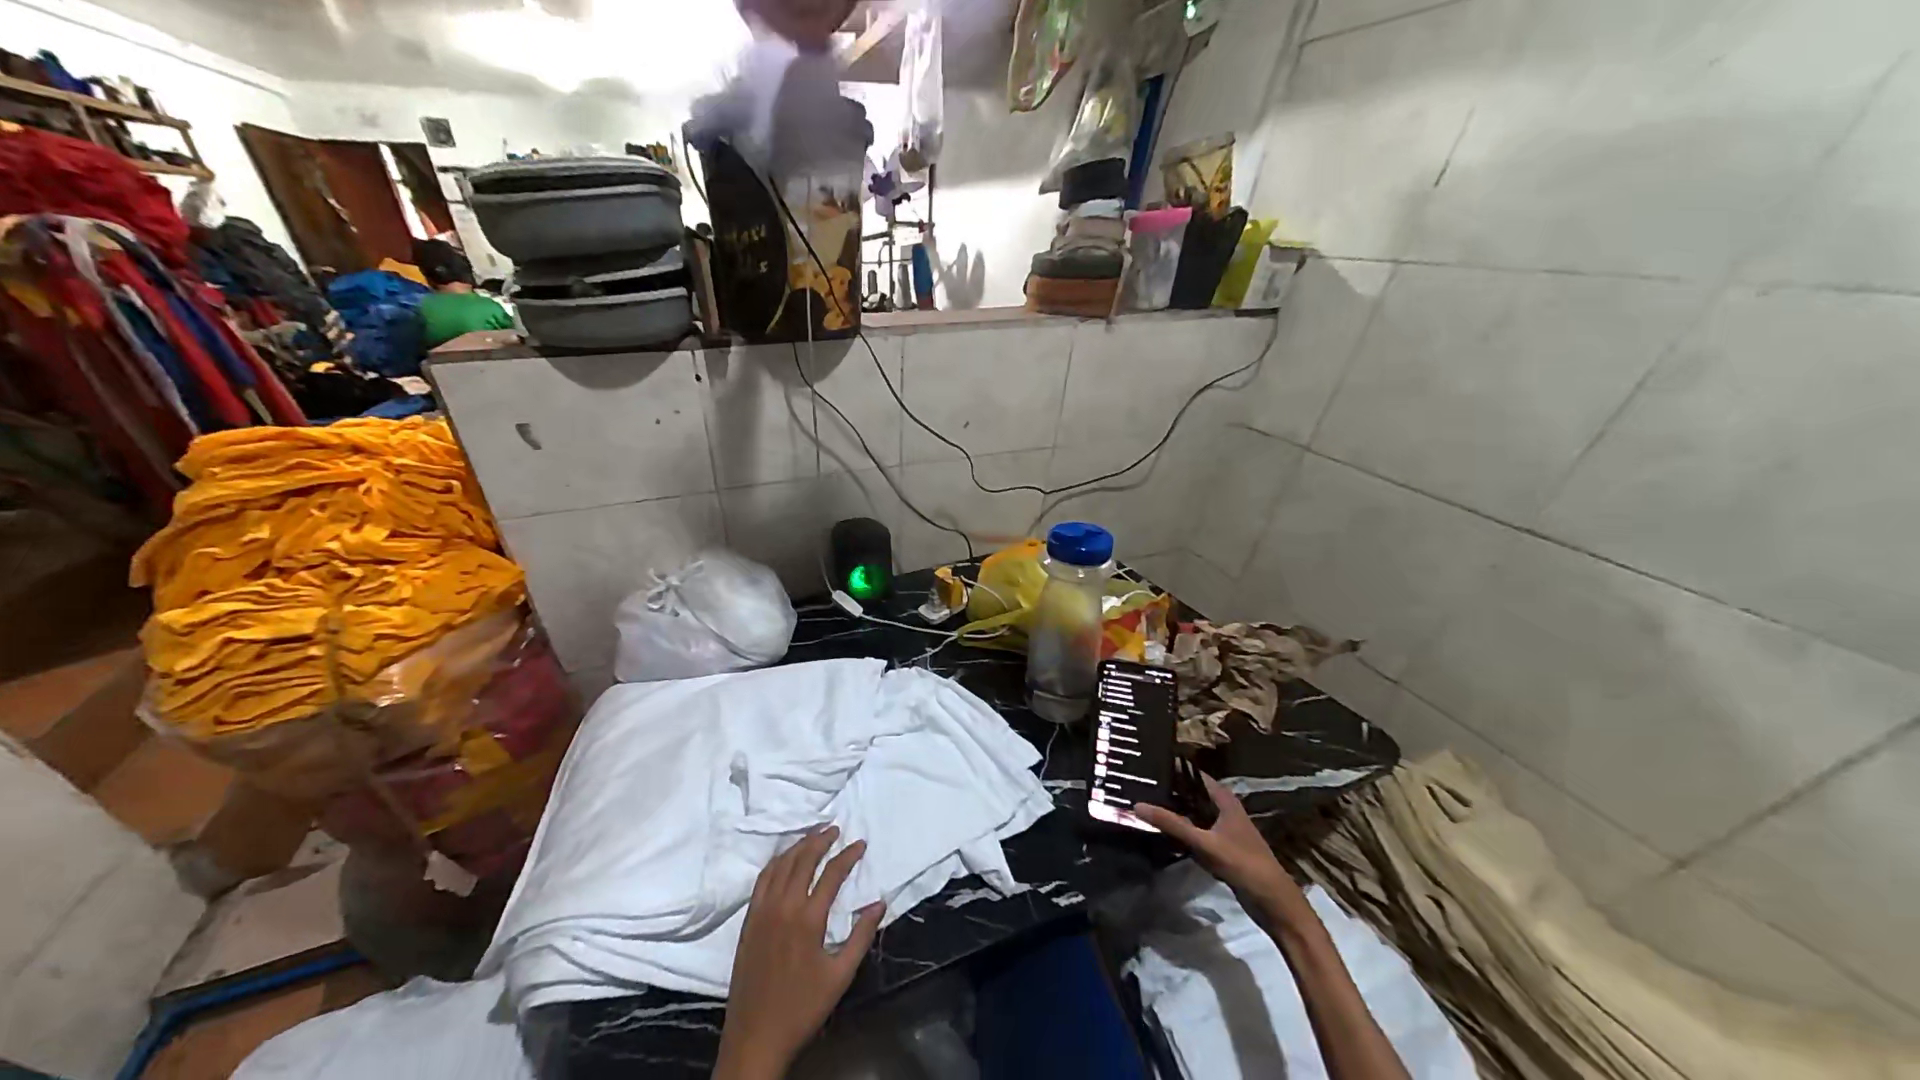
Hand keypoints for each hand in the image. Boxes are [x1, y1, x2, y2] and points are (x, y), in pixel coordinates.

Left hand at [713, 826, 884, 1079]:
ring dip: (798, 846)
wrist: (756, 1037)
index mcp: (807, 919)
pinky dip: (776, 863)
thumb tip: (879, 903)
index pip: (831, 873)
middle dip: (820, 840)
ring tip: (813, 836)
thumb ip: (861, 936)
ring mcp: (761, 912)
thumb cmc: (803, 1008)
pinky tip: (784, 861)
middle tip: (835, 829)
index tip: (861, 843)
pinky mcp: (748, 921)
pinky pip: (762, 880)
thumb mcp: (841, 975)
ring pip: (780, 865)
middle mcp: (782, 907)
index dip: (848, 855)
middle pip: (802, 860)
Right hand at [1135, 775, 1312, 927]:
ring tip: (1143, 803)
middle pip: (1192, 793)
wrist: (1271, 901)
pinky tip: (1161, 831)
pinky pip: (1195, 831)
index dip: (1174, 770)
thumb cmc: (1242, 863)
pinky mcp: (1220, 846)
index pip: (1195, 775)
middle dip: (1169, 791)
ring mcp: (1222, 828)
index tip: (1147, 766)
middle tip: (1138, 786)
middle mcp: (1223, 809)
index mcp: (1224, 800)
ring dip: (1174, 811)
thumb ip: (1172, 824)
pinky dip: (1180, 829)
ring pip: (1192, 813)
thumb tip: (1137, 805)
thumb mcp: (1204, 843)